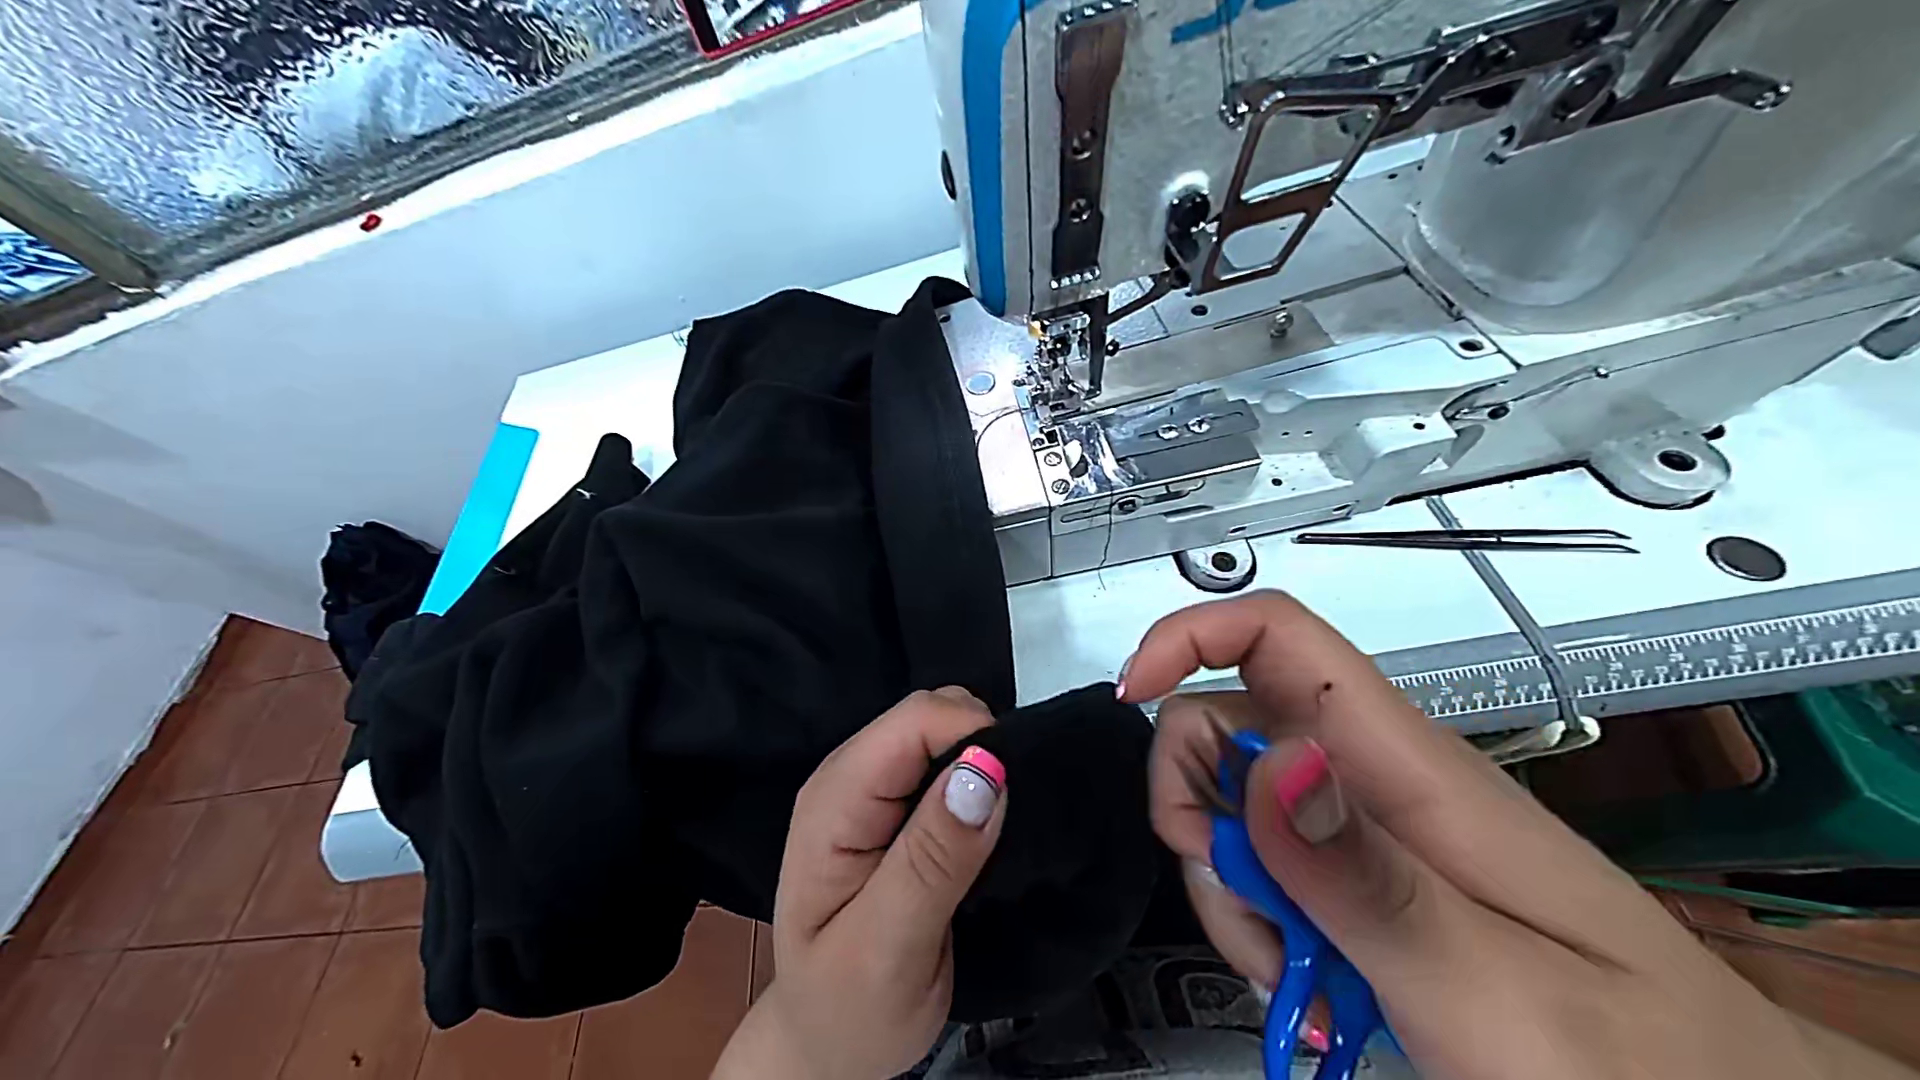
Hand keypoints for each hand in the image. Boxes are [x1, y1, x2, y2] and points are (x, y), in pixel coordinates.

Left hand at [711, 688, 1007, 1079]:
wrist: (827, 1042)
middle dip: (981, 746)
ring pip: (942, 732)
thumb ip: (933, 859)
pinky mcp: (893, 803)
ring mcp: (870, 787)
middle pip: (928, 715)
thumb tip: (986, 771)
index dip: (974, 736)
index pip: (913, 721)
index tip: (1013, 793)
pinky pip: (945, 761)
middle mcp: (849, 775)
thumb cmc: (849, 1007)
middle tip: (1004, 823)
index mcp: (835, 798)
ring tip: (996, 830)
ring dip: (982, 763)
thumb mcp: (888, 948)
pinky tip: (983, 825)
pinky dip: (976, 779)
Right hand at [1124, 590, 1900, 1079]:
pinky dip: (1245, 908)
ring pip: (1224, 797)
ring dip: (1219, 875)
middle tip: (1234, 892)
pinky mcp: (1346, 865)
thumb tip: (1267, 763)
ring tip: (1283, 963)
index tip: (1130, 694)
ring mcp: (1350, 818)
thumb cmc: (1634, 1063)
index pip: (1277, 634)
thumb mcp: (1495, 988)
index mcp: (1401, 759)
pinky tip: (1294, 970)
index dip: (1189, 635)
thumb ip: (1366, 876)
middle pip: (1221, 719)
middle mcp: (1361, 768)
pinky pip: (1251, 856)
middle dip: (1191, 799)